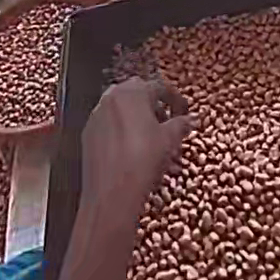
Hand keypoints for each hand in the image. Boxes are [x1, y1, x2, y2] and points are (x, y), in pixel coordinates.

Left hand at [81, 79, 191, 225]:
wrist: (111, 193)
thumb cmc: (142, 160)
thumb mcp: (169, 140)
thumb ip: (181, 124)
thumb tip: (191, 119)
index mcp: (133, 93)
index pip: (159, 87)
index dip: (174, 99)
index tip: (183, 110)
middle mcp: (111, 98)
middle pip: (137, 93)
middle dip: (153, 105)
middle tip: (166, 122)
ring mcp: (96, 116)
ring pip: (121, 109)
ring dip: (137, 118)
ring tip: (151, 138)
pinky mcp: (88, 135)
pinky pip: (109, 124)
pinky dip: (122, 130)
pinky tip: (132, 149)